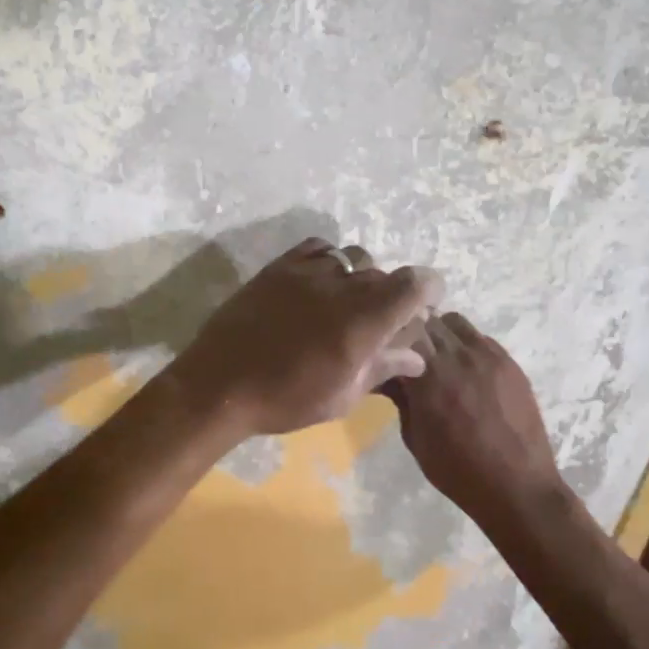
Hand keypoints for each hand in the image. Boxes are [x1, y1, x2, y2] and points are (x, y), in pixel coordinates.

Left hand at [169, 238, 443, 434]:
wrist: (221, 383)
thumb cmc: (286, 400)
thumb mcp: (341, 396)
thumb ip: (382, 368)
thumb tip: (416, 356)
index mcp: (364, 322)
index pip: (414, 284)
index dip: (427, 289)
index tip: (425, 303)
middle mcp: (342, 288)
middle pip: (384, 275)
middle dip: (391, 294)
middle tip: (380, 320)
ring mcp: (308, 272)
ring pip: (352, 258)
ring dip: (360, 277)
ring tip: (347, 301)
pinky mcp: (280, 266)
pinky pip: (318, 247)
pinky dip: (330, 260)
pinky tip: (322, 282)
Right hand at [382, 312, 566, 520]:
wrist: (517, 487)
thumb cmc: (458, 470)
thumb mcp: (415, 438)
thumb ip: (401, 398)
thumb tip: (383, 373)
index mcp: (429, 376)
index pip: (399, 331)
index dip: (388, 337)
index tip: (380, 350)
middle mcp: (458, 356)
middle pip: (426, 320)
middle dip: (412, 331)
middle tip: (405, 352)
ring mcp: (488, 356)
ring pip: (455, 323)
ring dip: (440, 334)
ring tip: (437, 358)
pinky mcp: (510, 363)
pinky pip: (480, 339)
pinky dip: (465, 345)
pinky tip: (464, 370)